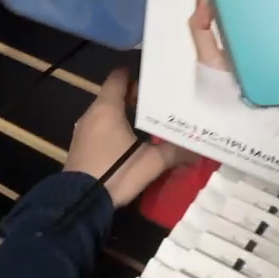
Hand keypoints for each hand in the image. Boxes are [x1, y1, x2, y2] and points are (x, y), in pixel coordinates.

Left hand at [66, 69, 188, 206]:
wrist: (79, 203)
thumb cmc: (115, 173)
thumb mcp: (150, 163)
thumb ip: (175, 152)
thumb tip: (199, 148)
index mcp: (106, 108)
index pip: (118, 77)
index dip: (135, 74)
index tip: (155, 77)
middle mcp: (91, 114)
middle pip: (113, 94)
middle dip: (135, 96)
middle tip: (160, 100)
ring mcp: (83, 130)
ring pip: (106, 112)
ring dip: (125, 113)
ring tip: (149, 120)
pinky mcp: (80, 146)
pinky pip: (100, 127)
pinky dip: (115, 127)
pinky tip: (131, 139)